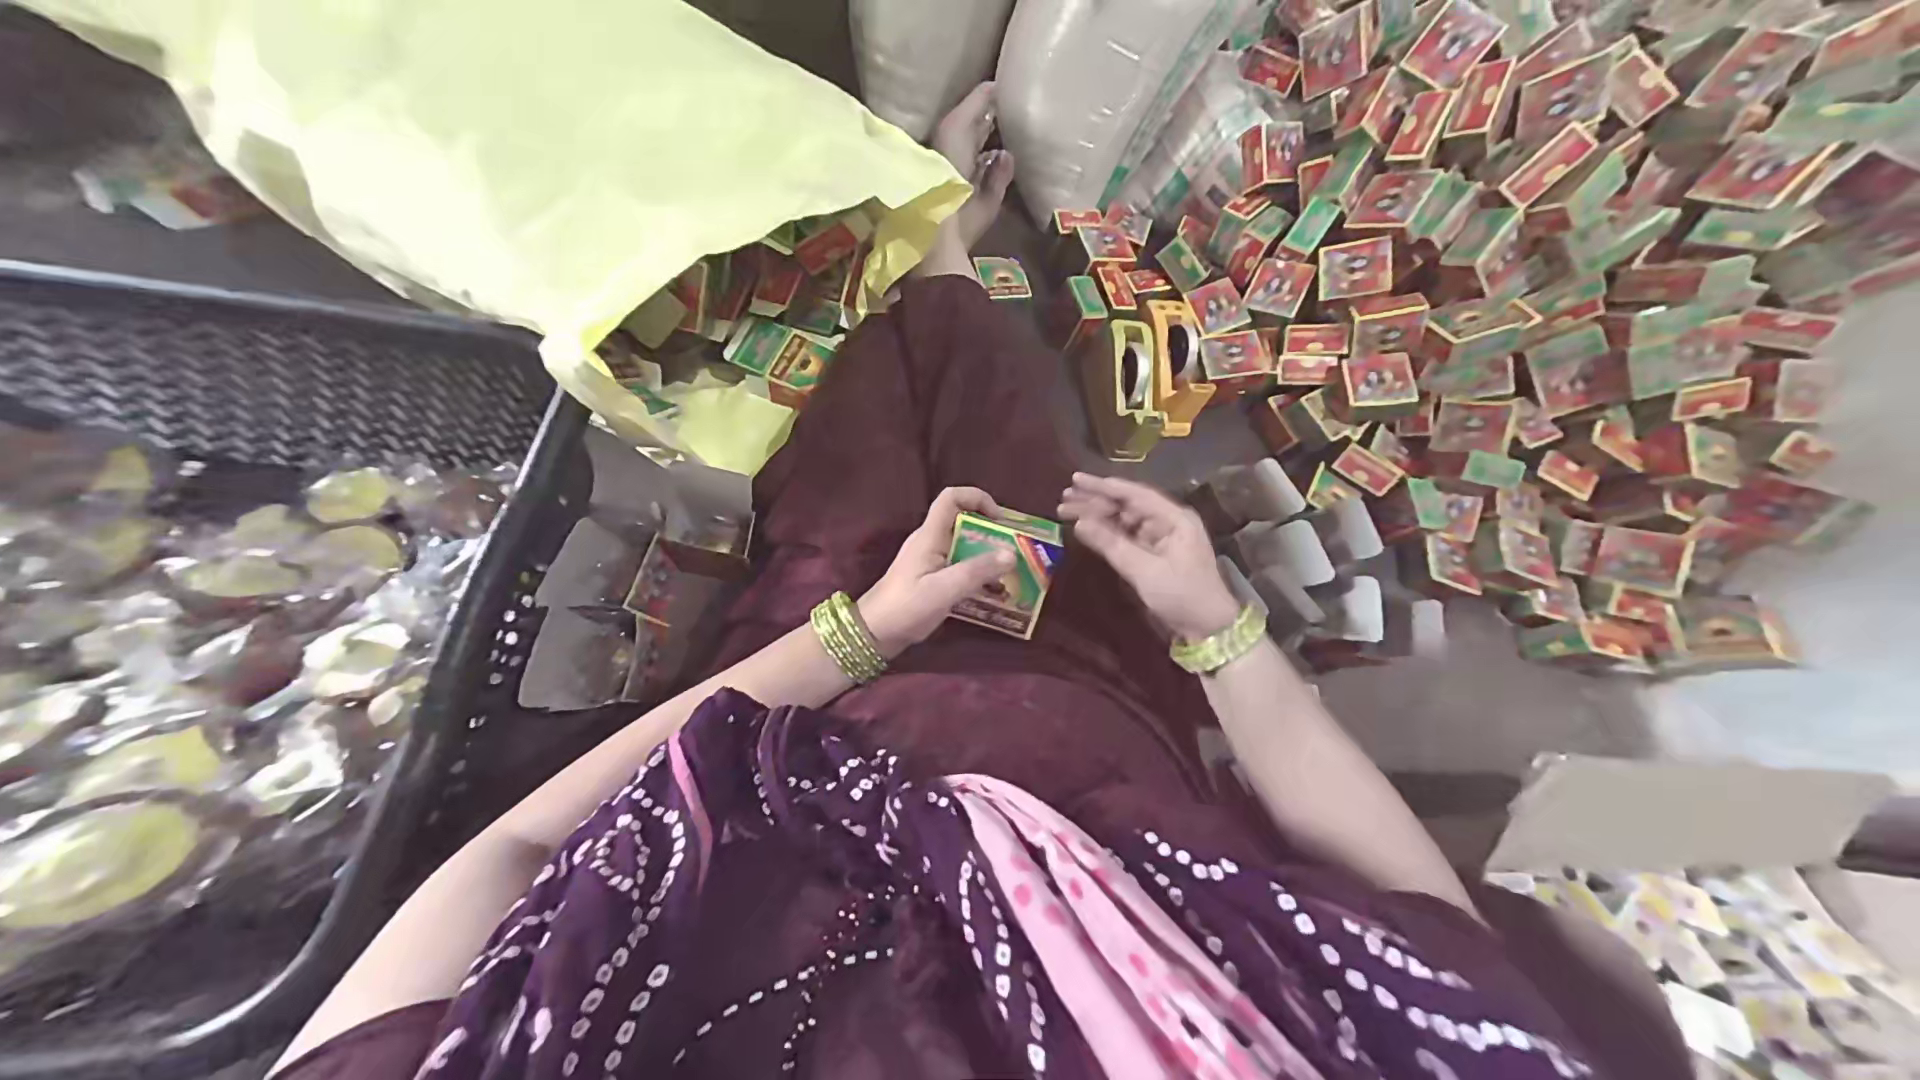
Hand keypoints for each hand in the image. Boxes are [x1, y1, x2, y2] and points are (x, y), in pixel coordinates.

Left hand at [858, 487, 1016, 656]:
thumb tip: (1011, 553)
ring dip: (987, 555)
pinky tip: (993, 590)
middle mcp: (931, 542)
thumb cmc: (905, 607)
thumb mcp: (943, 590)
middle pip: (963, 521)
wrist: (874, 634)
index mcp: (929, 536)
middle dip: (991, 532)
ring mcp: (930, 560)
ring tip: (1010, 572)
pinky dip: (978, 572)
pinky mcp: (932, 578)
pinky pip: (960, 565)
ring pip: (964, 545)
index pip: (951, 498)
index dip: (978, 498)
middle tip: (1015, 550)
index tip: (1000, 520)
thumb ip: (976, 571)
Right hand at [1057, 473, 1240, 640]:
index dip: (1103, 486)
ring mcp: (1160, 537)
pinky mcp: (1153, 552)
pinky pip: (1125, 535)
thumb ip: (1111, 545)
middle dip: (1095, 500)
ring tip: (1066, 510)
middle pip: (1126, 504)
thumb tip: (1079, 523)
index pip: (1134, 494)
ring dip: (1096, 515)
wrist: (1207, 628)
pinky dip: (1105, 531)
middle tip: (1064, 497)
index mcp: (1174, 518)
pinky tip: (1086, 528)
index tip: (1076, 479)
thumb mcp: (1145, 571)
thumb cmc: (1182, 596)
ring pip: (1123, 519)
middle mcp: (1167, 521)